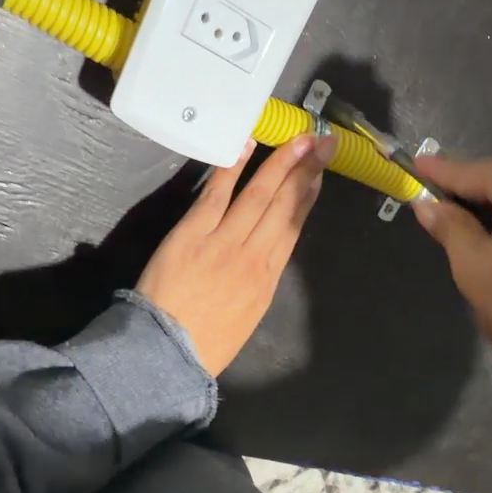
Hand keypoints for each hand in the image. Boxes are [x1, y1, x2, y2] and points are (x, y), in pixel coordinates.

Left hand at [136, 134, 336, 374]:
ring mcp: (223, 243)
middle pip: (283, 206)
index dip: (307, 198)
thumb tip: (265, 255)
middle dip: (305, 171)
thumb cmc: (204, 345)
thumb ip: (257, 284)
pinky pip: (217, 195)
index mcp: (267, 281)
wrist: (168, 354)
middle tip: (323, 141)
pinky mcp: (193, 235)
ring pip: (259, 196)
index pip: (292, 229)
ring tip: (300, 138)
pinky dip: (232, 169)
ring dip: (281, 164)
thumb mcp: (245, 319)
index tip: (319, 175)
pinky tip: (247, 145)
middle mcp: (253, 257)